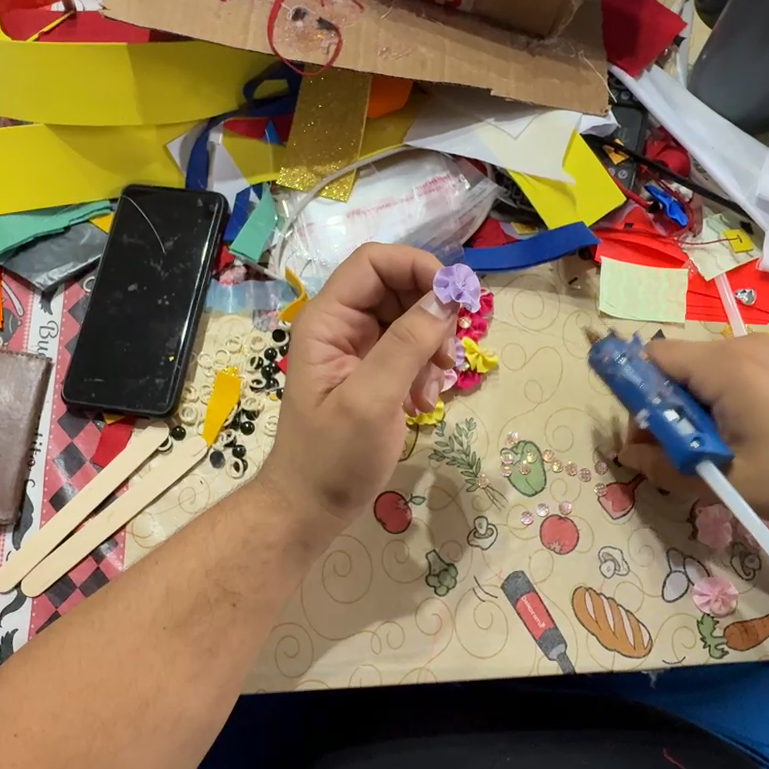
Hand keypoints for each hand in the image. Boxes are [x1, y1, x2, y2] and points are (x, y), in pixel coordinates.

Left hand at [259, 244, 457, 535]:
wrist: (312, 506)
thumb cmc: (332, 458)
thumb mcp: (372, 401)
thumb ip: (407, 345)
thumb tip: (446, 297)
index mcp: (327, 321)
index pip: (374, 262)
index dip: (417, 267)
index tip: (456, 298)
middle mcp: (341, 326)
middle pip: (398, 287)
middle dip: (431, 313)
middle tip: (447, 354)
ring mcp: (358, 349)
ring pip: (410, 318)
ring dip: (433, 345)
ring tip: (434, 388)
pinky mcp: (374, 373)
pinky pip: (410, 350)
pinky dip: (426, 368)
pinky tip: (424, 401)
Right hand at [616, 335, 768, 542]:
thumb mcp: (722, 481)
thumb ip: (663, 467)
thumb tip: (627, 453)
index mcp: (725, 366)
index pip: (652, 358)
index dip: (636, 393)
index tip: (648, 435)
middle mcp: (746, 347)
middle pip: (678, 365)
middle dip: (666, 405)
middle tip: (680, 451)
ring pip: (705, 372)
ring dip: (695, 407)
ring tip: (717, 450)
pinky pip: (734, 375)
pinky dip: (722, 403)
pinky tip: (748, 440)